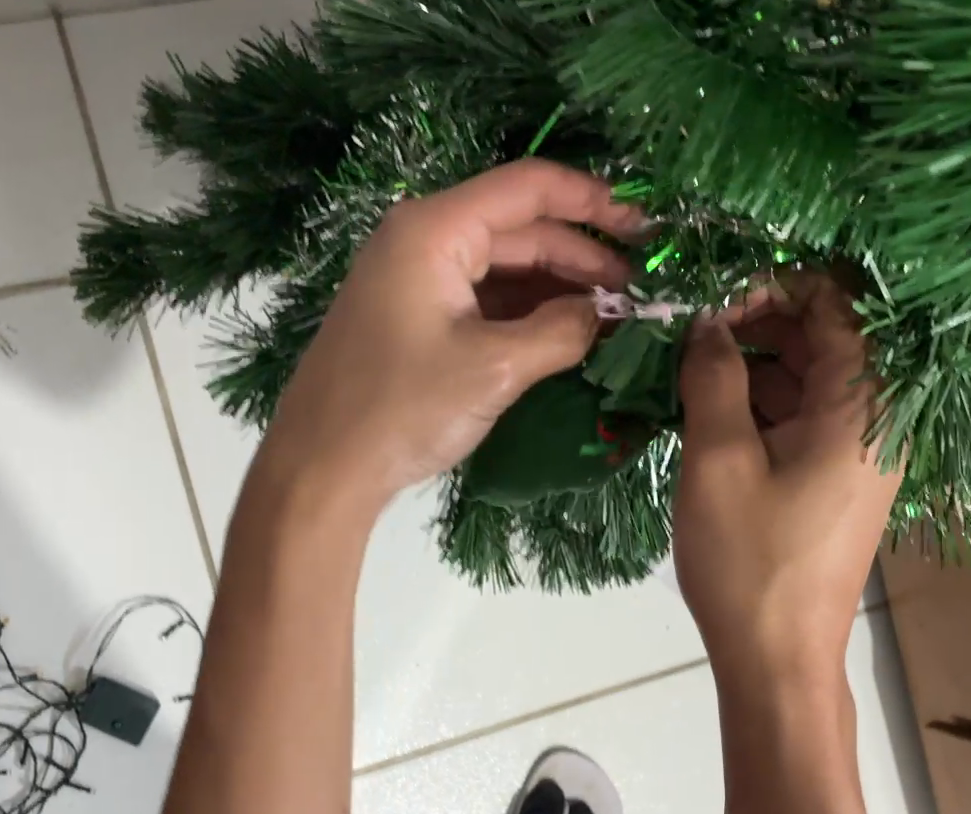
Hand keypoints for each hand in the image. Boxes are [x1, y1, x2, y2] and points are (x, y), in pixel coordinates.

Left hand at [256, 160, 644, 513]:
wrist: (322, 467)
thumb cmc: (402, 407)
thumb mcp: (494, 368)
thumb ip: (561, 331)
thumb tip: (607, 314)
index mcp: (435, 230)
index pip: (529, 189)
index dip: (593, 202)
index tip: (647, 228)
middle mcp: (425, 240)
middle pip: (521, 230)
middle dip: (583, 256)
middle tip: (640, 291)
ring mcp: (418, 281)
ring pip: (506, 269)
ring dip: (560, 289)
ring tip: (615, 316)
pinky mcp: (418, 319)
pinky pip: (486, 302)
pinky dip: (529, 315)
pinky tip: (568, 334)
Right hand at [672, 273, 902, 685]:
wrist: (777, 660)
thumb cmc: (748, 560)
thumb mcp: (718, 460)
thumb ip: (713, 375)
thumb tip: (705, 322)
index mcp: (864, 406)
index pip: (832, 304)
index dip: (769, 286)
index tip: (706, 299)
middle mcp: (877, 421)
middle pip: (823, 339)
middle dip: (754, 324)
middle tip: (687, 334)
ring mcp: (860, 455)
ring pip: (808, 381)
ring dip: (750, 367)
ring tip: (686, 370)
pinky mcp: (838, 483)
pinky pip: (803, 421)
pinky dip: (759, 408)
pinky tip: (707, 412)